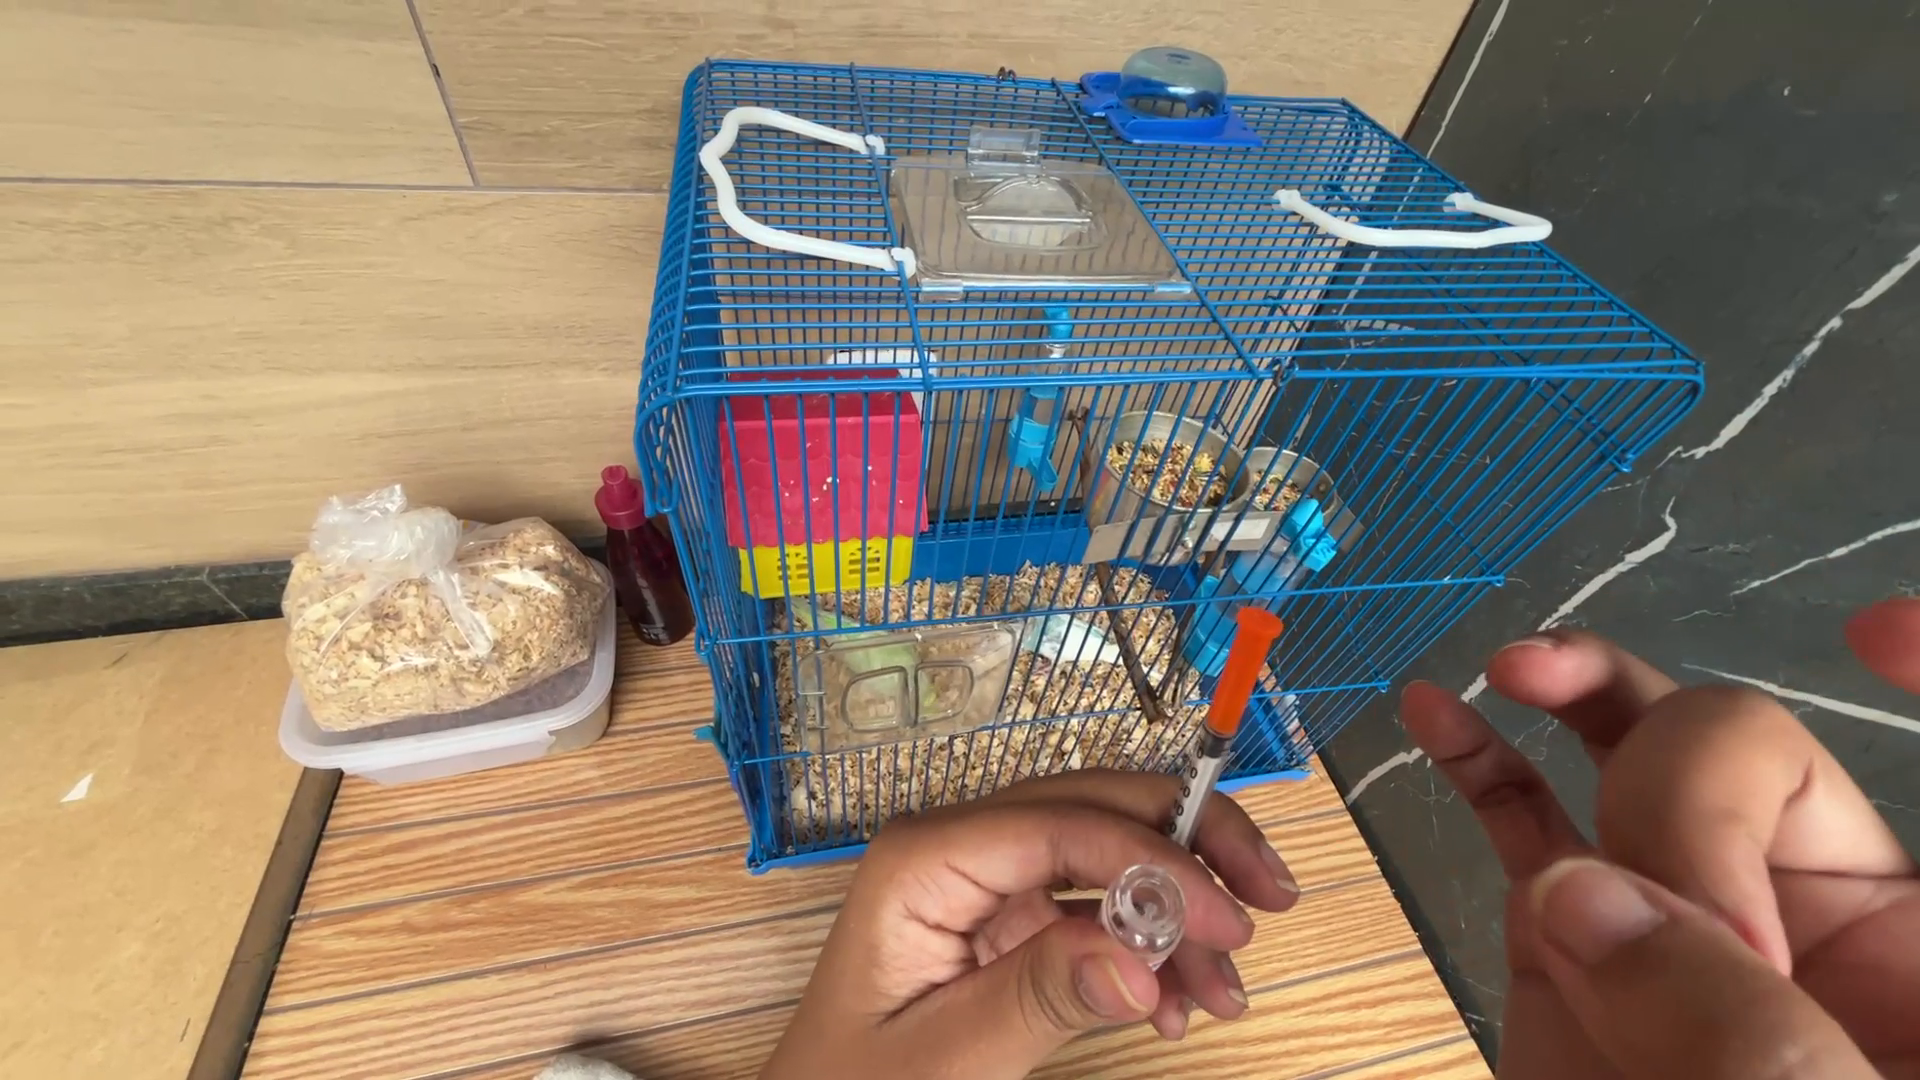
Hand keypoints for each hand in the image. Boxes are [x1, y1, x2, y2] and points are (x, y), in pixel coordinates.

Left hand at [760, 770, 1300, 1079]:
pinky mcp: (1007, 911)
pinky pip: (1091, 903)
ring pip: (1104, 850)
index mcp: (928, 854)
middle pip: (1090, 804)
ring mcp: (987, 874)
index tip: (1231, 922)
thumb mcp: (946, 1056)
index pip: (1060, 823)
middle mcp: (961, 842)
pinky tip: (1176, 999)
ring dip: (1177, 903)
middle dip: (1186, 837)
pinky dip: (1146, 939)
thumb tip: (1141, 957)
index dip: (1154, 860)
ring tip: (1226, 988)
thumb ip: (1038, 996)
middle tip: (1269, 891)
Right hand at [1400, 596, 1919, 1078]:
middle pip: (1747, 756)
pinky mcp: (1565, 928)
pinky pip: (1516, 818)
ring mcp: (1668, 911)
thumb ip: (1741, 1040)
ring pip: (1617, 761)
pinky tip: (1435, 711)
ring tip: (1516, 669)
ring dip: (1570, 700)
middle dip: (1684, 797)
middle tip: (1665, 911)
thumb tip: (1573, 890)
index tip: (1883, 630)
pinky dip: (1474, 757)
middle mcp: (1814, 915)